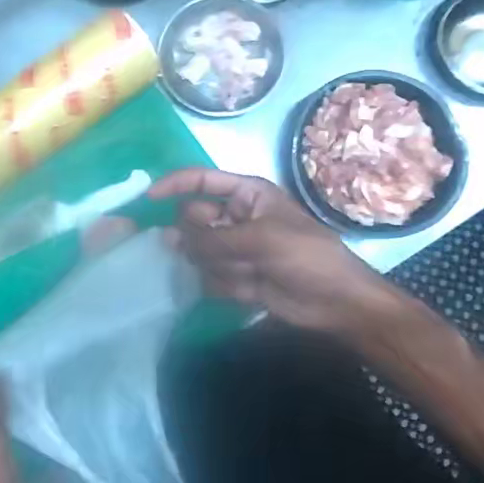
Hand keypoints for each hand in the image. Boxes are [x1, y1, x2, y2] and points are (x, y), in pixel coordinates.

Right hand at [149, 168, 404, 336]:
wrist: (336, 301)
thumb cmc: (306, 256)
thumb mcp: (260, 239)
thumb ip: (212, 239)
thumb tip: (168, 238)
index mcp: (247, 194)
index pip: (202, 181)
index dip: (174, 185)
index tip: (148, 199)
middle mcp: (237, 217)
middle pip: (194, 219)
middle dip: (197, 237)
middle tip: (218, 251)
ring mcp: (235, 249)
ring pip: (199, 252)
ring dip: (215, 265)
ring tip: (246, 273)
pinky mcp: (236, 278)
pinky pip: (210, 277)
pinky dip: (223, 285)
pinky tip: (248, 290)